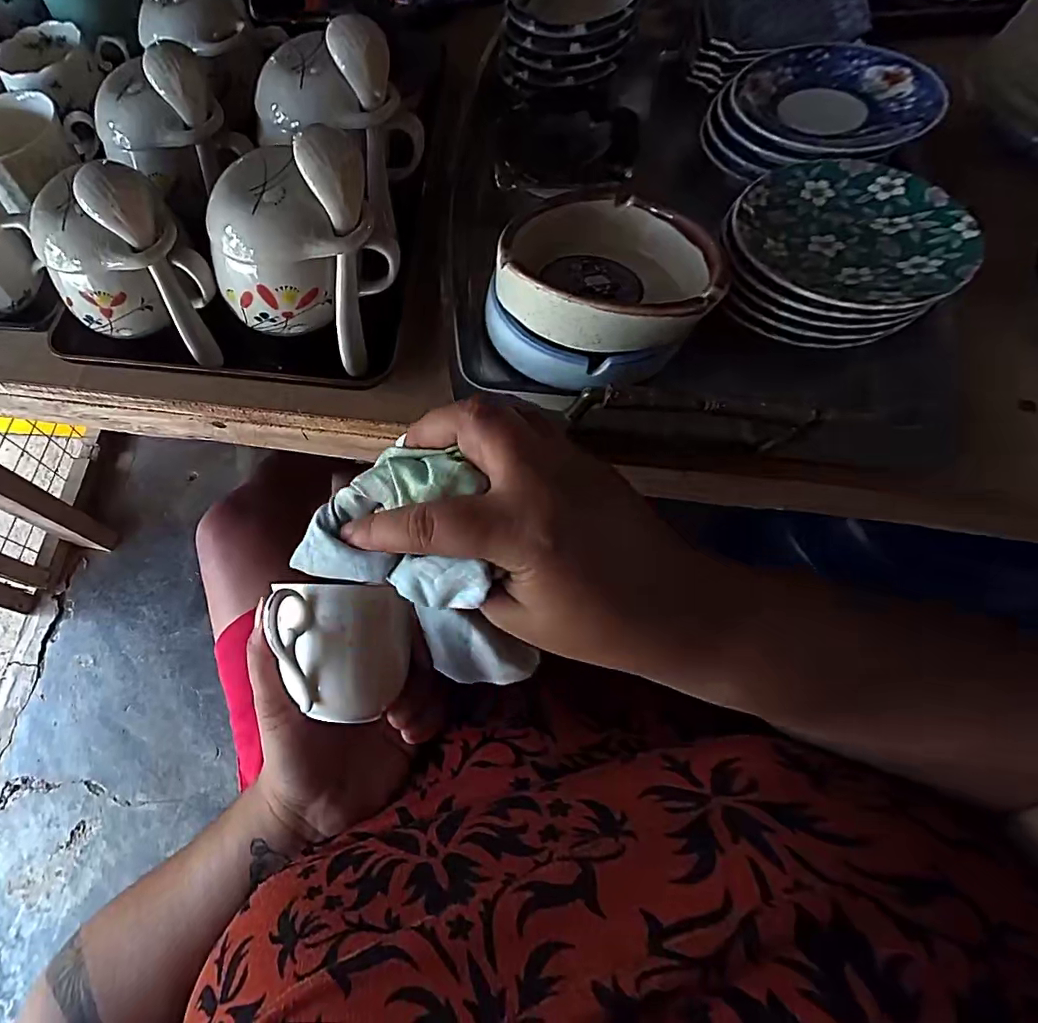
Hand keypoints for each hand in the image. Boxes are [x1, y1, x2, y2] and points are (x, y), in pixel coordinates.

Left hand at [245, 607, 444, 845]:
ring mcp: (394, 707)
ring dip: (423, 692)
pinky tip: (408, 734)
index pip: (377, 629)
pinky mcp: (410, 737)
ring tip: (398, 719)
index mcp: (343, 667)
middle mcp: (372, 681)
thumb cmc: (285, 755)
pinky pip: (436, 714)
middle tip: (407, 677)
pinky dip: (430, 717)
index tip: (398, 622)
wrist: (310, 816)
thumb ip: (264, 659)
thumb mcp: (270, 705)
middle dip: (418, 657)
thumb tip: (264, 604)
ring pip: (429, 680)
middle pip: (412, 650)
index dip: (393, 620)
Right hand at [339, 397, 724, 671]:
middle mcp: (541, 480)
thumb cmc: (600, 628)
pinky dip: (492, 432)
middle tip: (404, 457)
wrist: (685, 609)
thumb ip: (462, 579)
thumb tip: (422, 558)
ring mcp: (567, 460)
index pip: (434, 520)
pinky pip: (526, 424)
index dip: (383, 527)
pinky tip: (486, 464)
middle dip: (423, 432)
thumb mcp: (516, 617)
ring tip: (440, 452)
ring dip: (458, 424)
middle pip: (472, 421)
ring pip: (502, 409)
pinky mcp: (583, 458)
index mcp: (523, 530)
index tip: (352, 530)